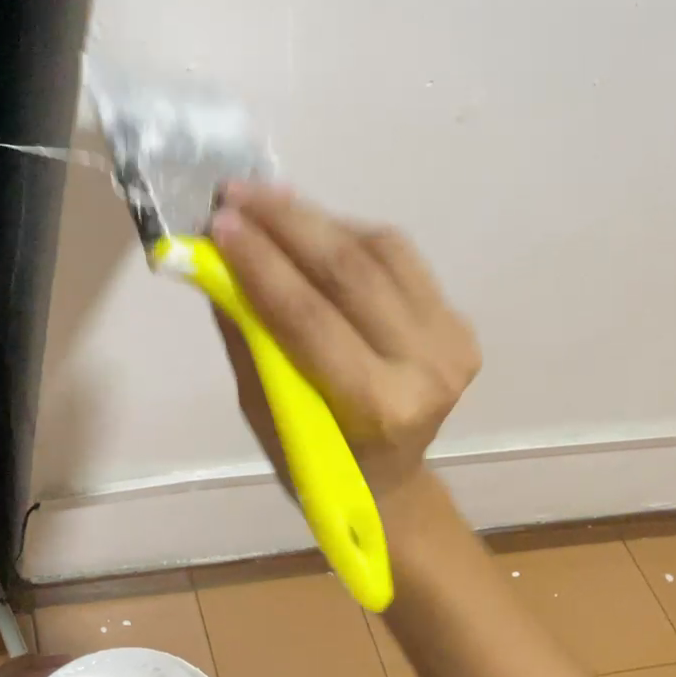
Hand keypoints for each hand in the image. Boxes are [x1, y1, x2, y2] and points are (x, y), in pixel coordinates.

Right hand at [209, 184, 480, 494]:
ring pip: (381, 251)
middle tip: (235, 193)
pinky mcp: (457, 319)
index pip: (310, 318)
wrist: (388, 482)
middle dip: (286, 223)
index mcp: (379, 406)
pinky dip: (349, 233)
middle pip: (352, 272)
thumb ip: (250, 340)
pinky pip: (399, 259)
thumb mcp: (267, 414)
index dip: (261, 264)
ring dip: (316, 219)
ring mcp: (452, 339)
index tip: (218, 224)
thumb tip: (217, 268)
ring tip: (264, 199)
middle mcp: (428, 366)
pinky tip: (308, 223)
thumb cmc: (314, 466)